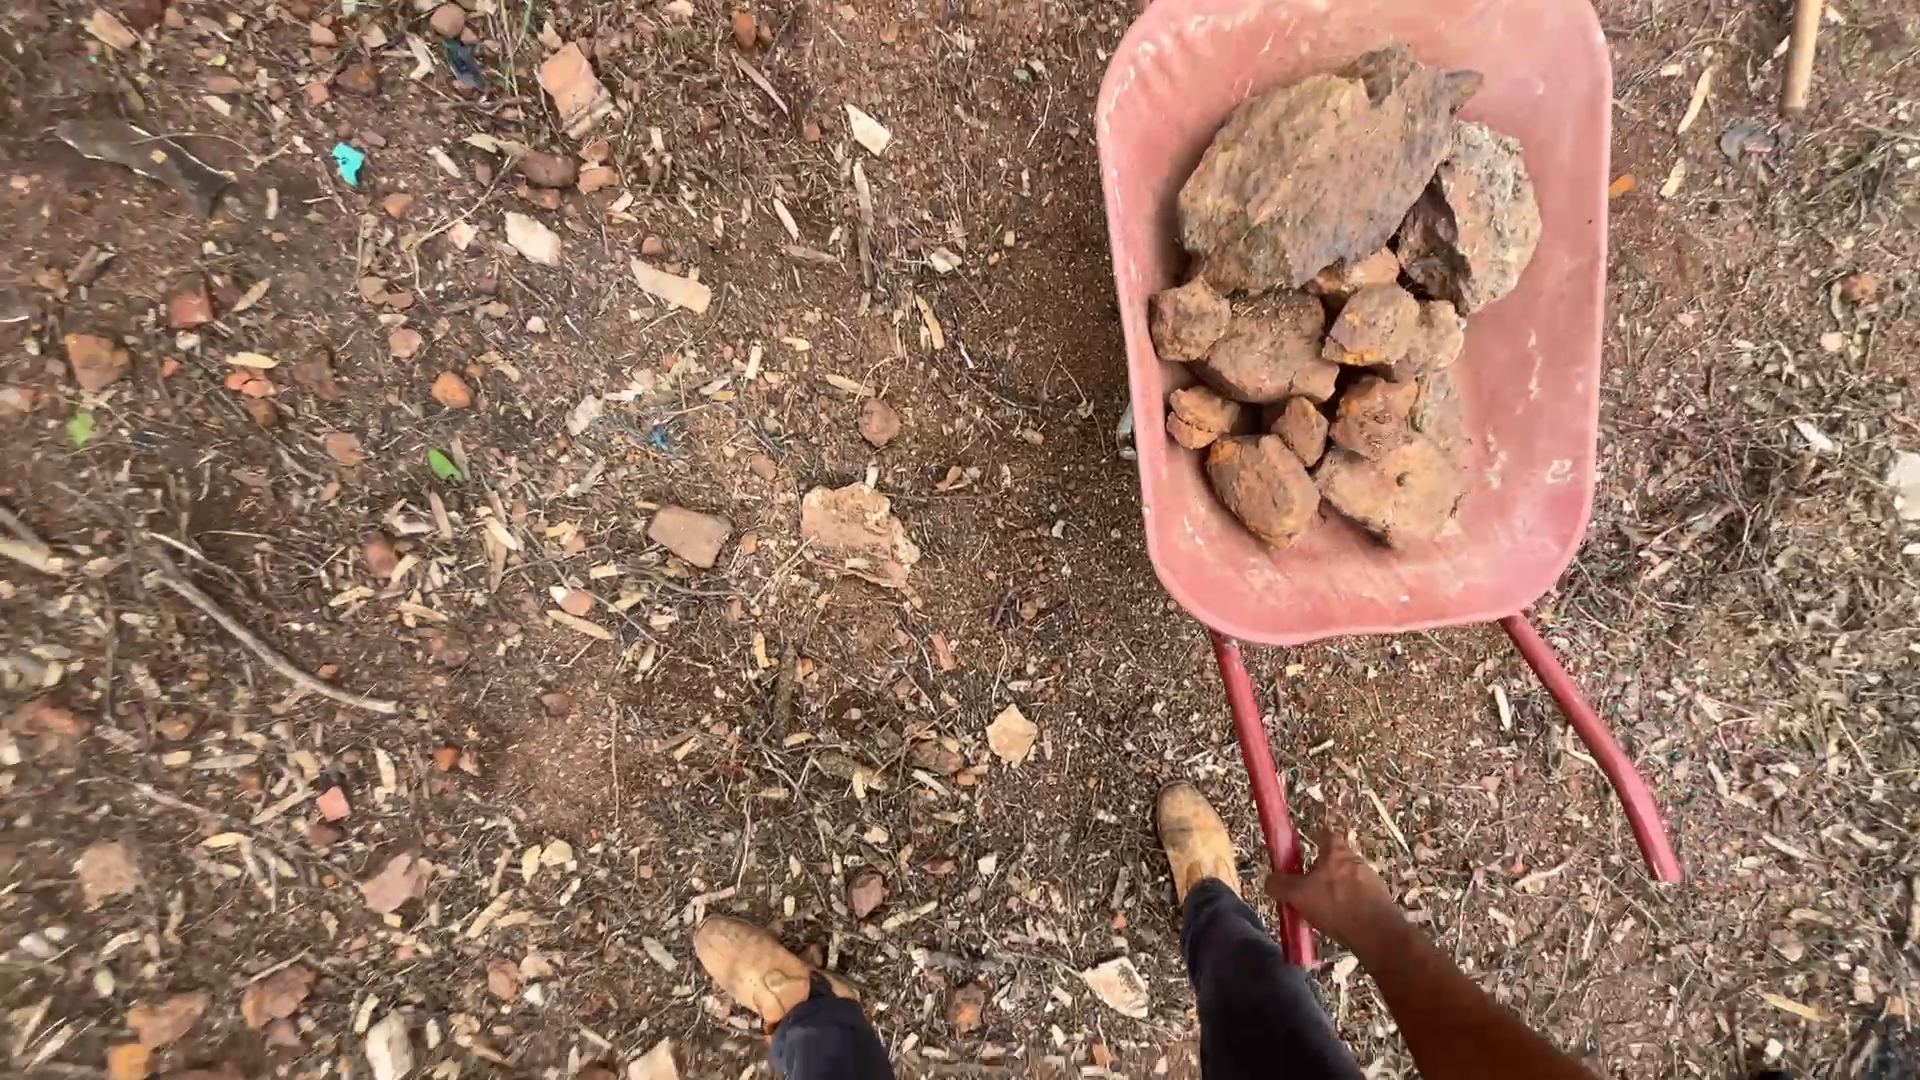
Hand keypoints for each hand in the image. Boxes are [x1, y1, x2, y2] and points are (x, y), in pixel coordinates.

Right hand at [1265, 827, 1405, 952]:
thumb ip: (1279, 885)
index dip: (1313, 839)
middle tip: (1308, 886)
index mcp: (1336, 852)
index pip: (1325, 834)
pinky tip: (1341, 924)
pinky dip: (1350, 908)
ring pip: (1349, 881)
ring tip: (1323, 911)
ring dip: (1337, 891)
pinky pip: (1361, 900)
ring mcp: (1373, 883)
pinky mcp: (1382, 904)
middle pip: (1336, 859)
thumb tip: (1270, 881)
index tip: (1303, 850)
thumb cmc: (1335, 906)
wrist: (1380, 937)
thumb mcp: (1297, 894)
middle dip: (1323, 871)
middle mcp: (1356, 862)